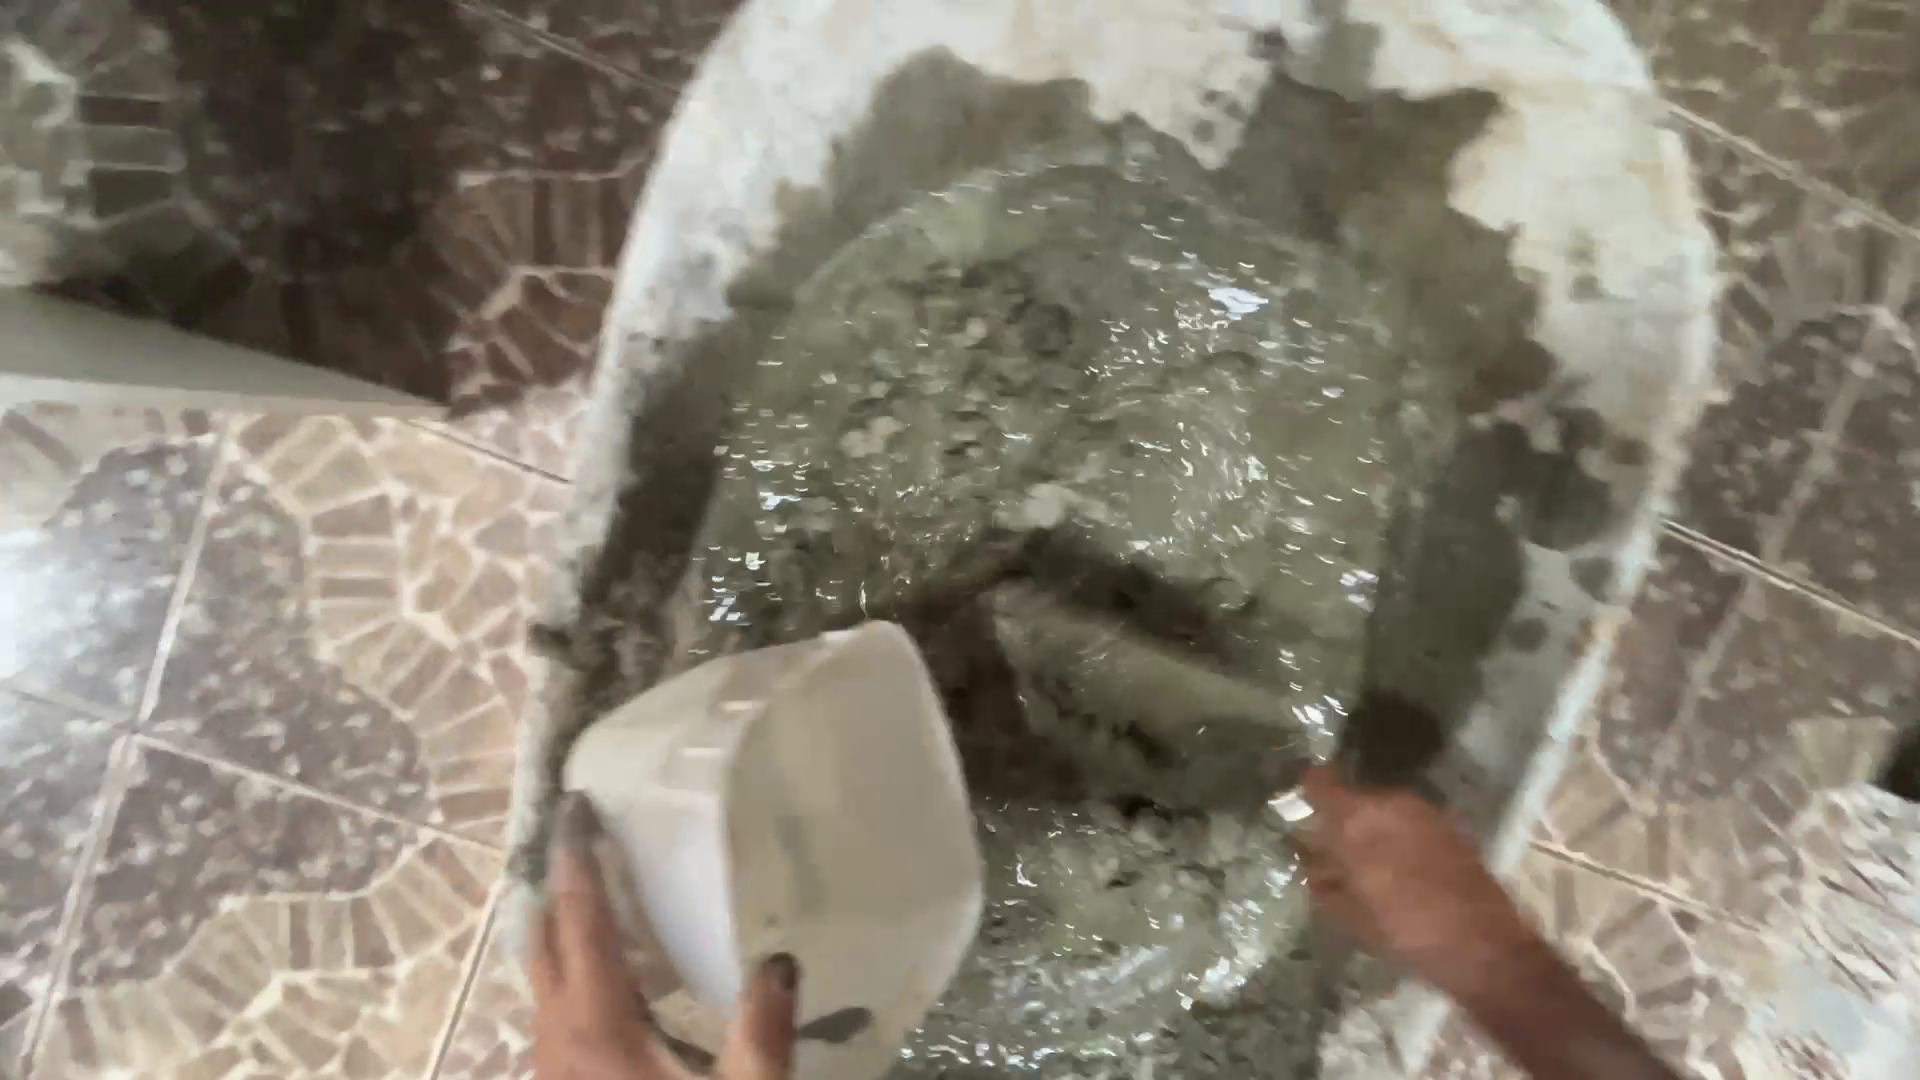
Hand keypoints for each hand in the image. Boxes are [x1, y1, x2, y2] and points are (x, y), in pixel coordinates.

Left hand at [531, 792, 798, 1079]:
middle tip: (583, 830)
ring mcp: (552, 1069)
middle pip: (542, 942)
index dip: (577, 860)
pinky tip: (609, 970)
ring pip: (541, 977)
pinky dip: (569, 963)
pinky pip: (555, 1005)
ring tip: (591, 883)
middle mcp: (559, 1041)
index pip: (581, 923)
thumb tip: (779, 958)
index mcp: (597, 1029)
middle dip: (555, 881)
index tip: (578, 804)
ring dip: (558, 922)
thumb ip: (761, 1034)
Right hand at [1296, 766, 1543, 1000]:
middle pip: (1351, 795)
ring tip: (1372, 859)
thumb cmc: (1403, 930)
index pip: (1317, 779)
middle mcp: (1387, 802)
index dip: (1305, 789)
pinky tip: (1404, 867)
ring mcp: (1423, 811)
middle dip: (1341, 816)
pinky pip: (1410, 821)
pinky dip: (1400, 835)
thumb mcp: (1346, 913)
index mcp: (1353, 817)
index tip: (1299, 805)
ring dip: (1373, 826)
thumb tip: (1306, 858)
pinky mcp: (1450, 827)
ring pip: (1382, 807)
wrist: (1486, 949)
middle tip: (1336, 846)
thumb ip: (1320, 878)